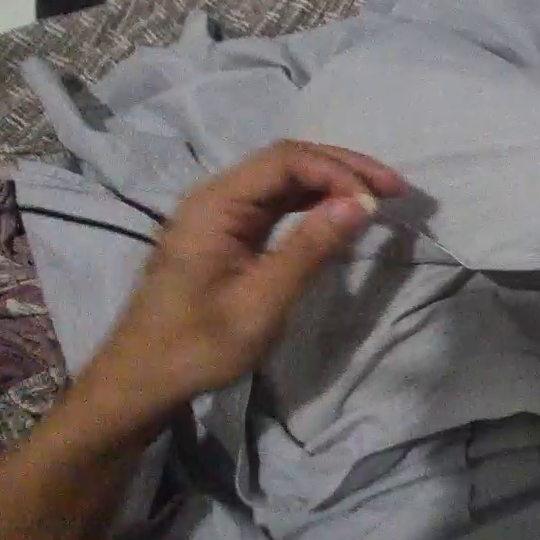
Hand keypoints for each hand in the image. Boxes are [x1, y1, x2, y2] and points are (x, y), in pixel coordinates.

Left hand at [88, 140, 404, 411]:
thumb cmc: (199, 345)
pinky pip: (281, 201)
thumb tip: (362, 204)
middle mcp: (217, 196)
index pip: (286, 160)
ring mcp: (223, 212)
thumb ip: (310, 248)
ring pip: (288, 177)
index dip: (338, 173)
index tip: (376, 204)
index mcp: (215, 205)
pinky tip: (344, 211)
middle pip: (288, 159)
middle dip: (345, 168)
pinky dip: (318, 201)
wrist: (143, 379)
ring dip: (336, 182)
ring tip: (380, 196)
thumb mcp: (262, 302)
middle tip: (396, 188)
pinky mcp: (232, 231)